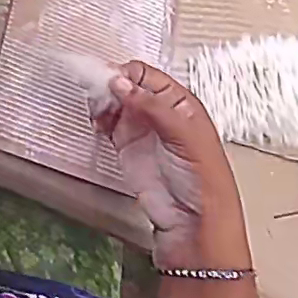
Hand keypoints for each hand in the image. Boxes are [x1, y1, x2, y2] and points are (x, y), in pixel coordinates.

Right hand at [93, 61, 227, 264]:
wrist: (192, 222)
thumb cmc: (202, 177)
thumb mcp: (185, 136)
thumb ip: (153, 107)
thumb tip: (119, 82)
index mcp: (178, 102)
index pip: (144, 74)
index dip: (125, 74)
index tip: (106, 81)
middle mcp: (157, 110)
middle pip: (124, 85)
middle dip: (108, 86)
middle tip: (96, 96)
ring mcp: (139, 127)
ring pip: (112, 101)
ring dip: (100, 101)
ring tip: (96, 112)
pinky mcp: (125, 144)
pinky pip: (106, 121)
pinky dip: (98, 118)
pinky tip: (97, 122)